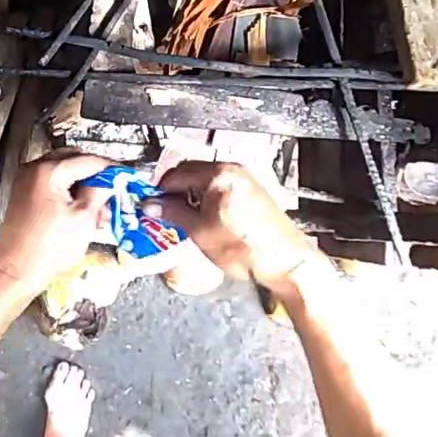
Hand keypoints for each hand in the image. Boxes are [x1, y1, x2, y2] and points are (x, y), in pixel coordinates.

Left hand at [0, 151, 114, 295]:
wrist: (17, 270)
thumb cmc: (49, 248)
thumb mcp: (84, 218)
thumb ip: (100, 191)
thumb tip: (112, 180)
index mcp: (49, 171)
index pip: (88, 160)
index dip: (111, 168)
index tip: (126, 176)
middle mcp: (34, 169)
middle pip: (74, 161)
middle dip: (95, 175)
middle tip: (113, 191)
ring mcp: (26, 181)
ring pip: (63, 173)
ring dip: (83, 185)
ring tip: (100, 209)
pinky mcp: (24, 194)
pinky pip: (52, 184)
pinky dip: (68, 192)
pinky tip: (82, 212)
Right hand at [147, 161, 326, 296]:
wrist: (287, 264)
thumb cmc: (249, 249)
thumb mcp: (199, 231)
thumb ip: (172, 213)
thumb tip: (153, 206)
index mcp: (218, 175)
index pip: (175, 174)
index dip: (159, 190)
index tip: (151, 203)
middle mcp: (233, 171)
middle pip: (190, 172)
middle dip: (174, 190)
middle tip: (162, 209)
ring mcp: (245, 181)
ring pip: (205, 180)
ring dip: (189, 194)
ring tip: (182, 216)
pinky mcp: (252, 193)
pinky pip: (219, 187)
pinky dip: (206, 197)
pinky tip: (203, 218)